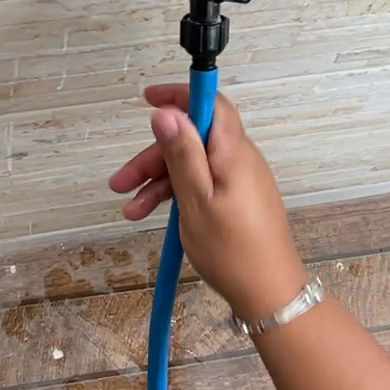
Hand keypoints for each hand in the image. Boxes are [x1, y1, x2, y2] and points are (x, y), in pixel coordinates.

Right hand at [108, 85, 308, 321]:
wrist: (269, 294)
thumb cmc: (231, 248)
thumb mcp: (196, 199)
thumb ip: (181, 153)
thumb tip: (166, 111)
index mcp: (232, 150)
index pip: (209, 104)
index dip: (179, 95)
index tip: (148, 98)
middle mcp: (238, 158)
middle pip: (192, 139)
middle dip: (154, 156)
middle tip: (120, 182)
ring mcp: (239, 180)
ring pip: (192, 165)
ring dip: (158, 181)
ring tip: (129, 210)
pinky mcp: (236, 199)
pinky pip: (201, 184)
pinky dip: (176, 194)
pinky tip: (150, 214)